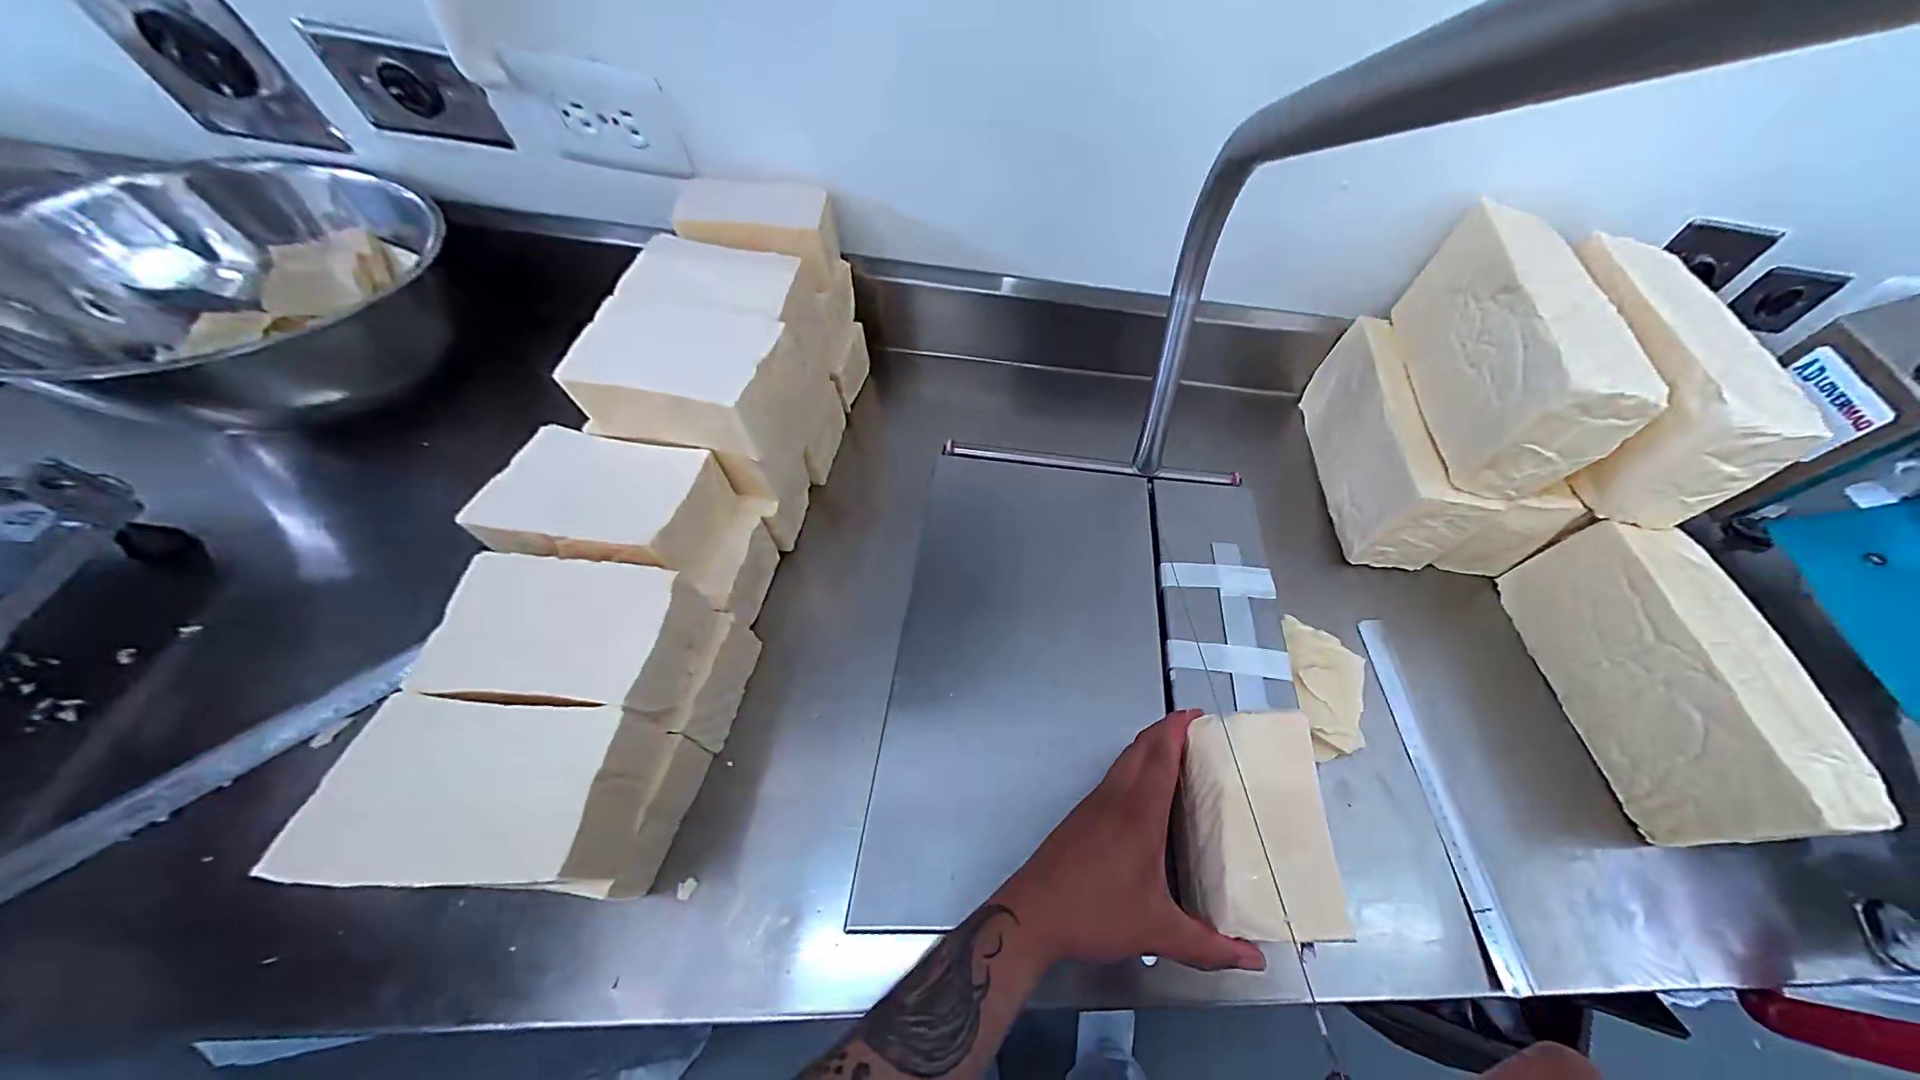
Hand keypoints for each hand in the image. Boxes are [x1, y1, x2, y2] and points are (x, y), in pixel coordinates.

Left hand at [989, 709, 1265, 972]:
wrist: (1032, 914)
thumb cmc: (1092, 913)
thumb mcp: (1157, 932)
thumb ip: (1209, 946)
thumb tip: (1250, 959)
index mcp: (1138, 814)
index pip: (1160, 757)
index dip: (1177, 729)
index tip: (1195, 715)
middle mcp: (1114, 799)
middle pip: (1140, 748)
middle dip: (1165, 730)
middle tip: (1192, 728)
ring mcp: (1094, 805)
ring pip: (1124, 761)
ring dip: (1147, 747)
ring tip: (1173, 752)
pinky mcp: (1081, 816)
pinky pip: (1113, 777)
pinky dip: (1133, 767)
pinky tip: (1143, 792)